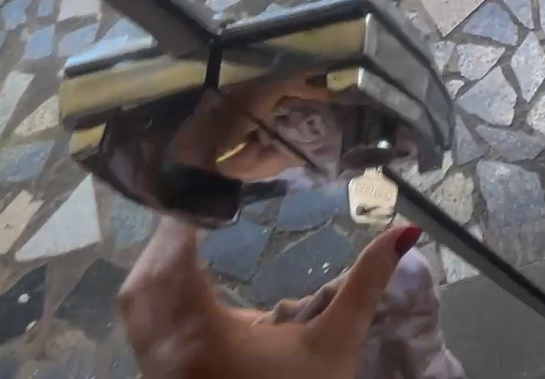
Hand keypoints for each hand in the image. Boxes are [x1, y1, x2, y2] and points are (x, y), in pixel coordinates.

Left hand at [120, 216, 420, 378]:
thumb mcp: (338, 343)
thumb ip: (366, 281)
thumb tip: (405, 229)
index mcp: (203, 341)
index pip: (175, 265)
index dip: (183, 222)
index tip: (202, 184)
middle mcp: (166, 357)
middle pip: (144, 284)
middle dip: (167, 237)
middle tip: (202, 198)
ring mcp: (158, 374)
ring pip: (138, 308)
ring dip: (159, 265)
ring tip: (194, 230)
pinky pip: (146, 327)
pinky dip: (160, 292)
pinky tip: (191, 279)